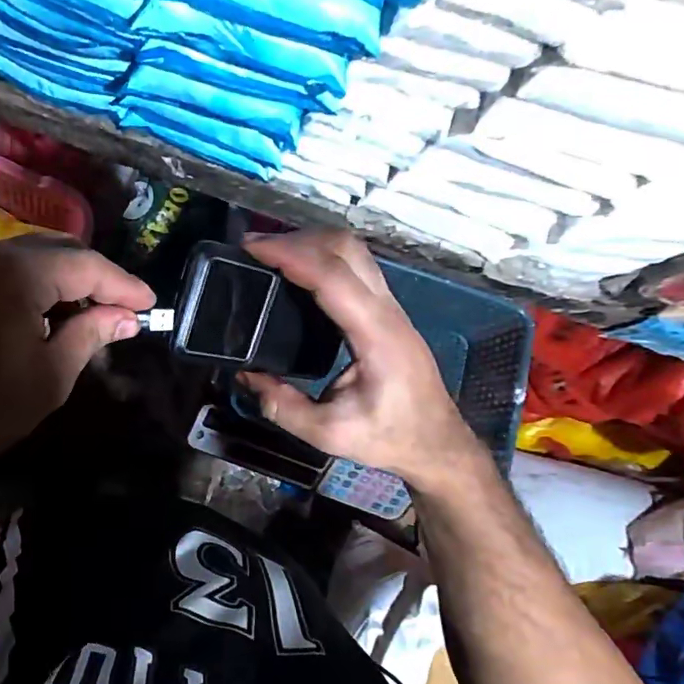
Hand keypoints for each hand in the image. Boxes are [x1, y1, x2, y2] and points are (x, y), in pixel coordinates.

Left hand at [0, 237, 154, 482]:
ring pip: (29, 255)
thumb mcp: (51, 376)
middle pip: (57, 249)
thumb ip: (91, 334)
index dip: (123, 284)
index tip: (150, 304)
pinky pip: (2, 267)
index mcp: (16, 273)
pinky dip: (33, 282)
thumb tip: (127, 317)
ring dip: (64, 278)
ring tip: (92, 310)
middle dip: (95, 276)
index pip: (85, 265)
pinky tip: (48, 309)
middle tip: (125, 307)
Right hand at [238, 231, 485, 489]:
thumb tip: (246, 376)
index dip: (291, 255)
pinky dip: (324, 257)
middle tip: (255, 248)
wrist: (437, 444)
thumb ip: (282, 406)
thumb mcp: (328, 432)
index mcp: (376, 335)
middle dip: (298, 239)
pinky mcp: (387, 312)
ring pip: (354, 252)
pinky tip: (299, 271)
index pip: (332, 277)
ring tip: (271, 254)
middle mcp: (387, 310)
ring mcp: (391, 307)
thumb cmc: (389, 438)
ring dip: (312, 243)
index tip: (253, 249)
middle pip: (346, 248)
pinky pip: (356, 267)